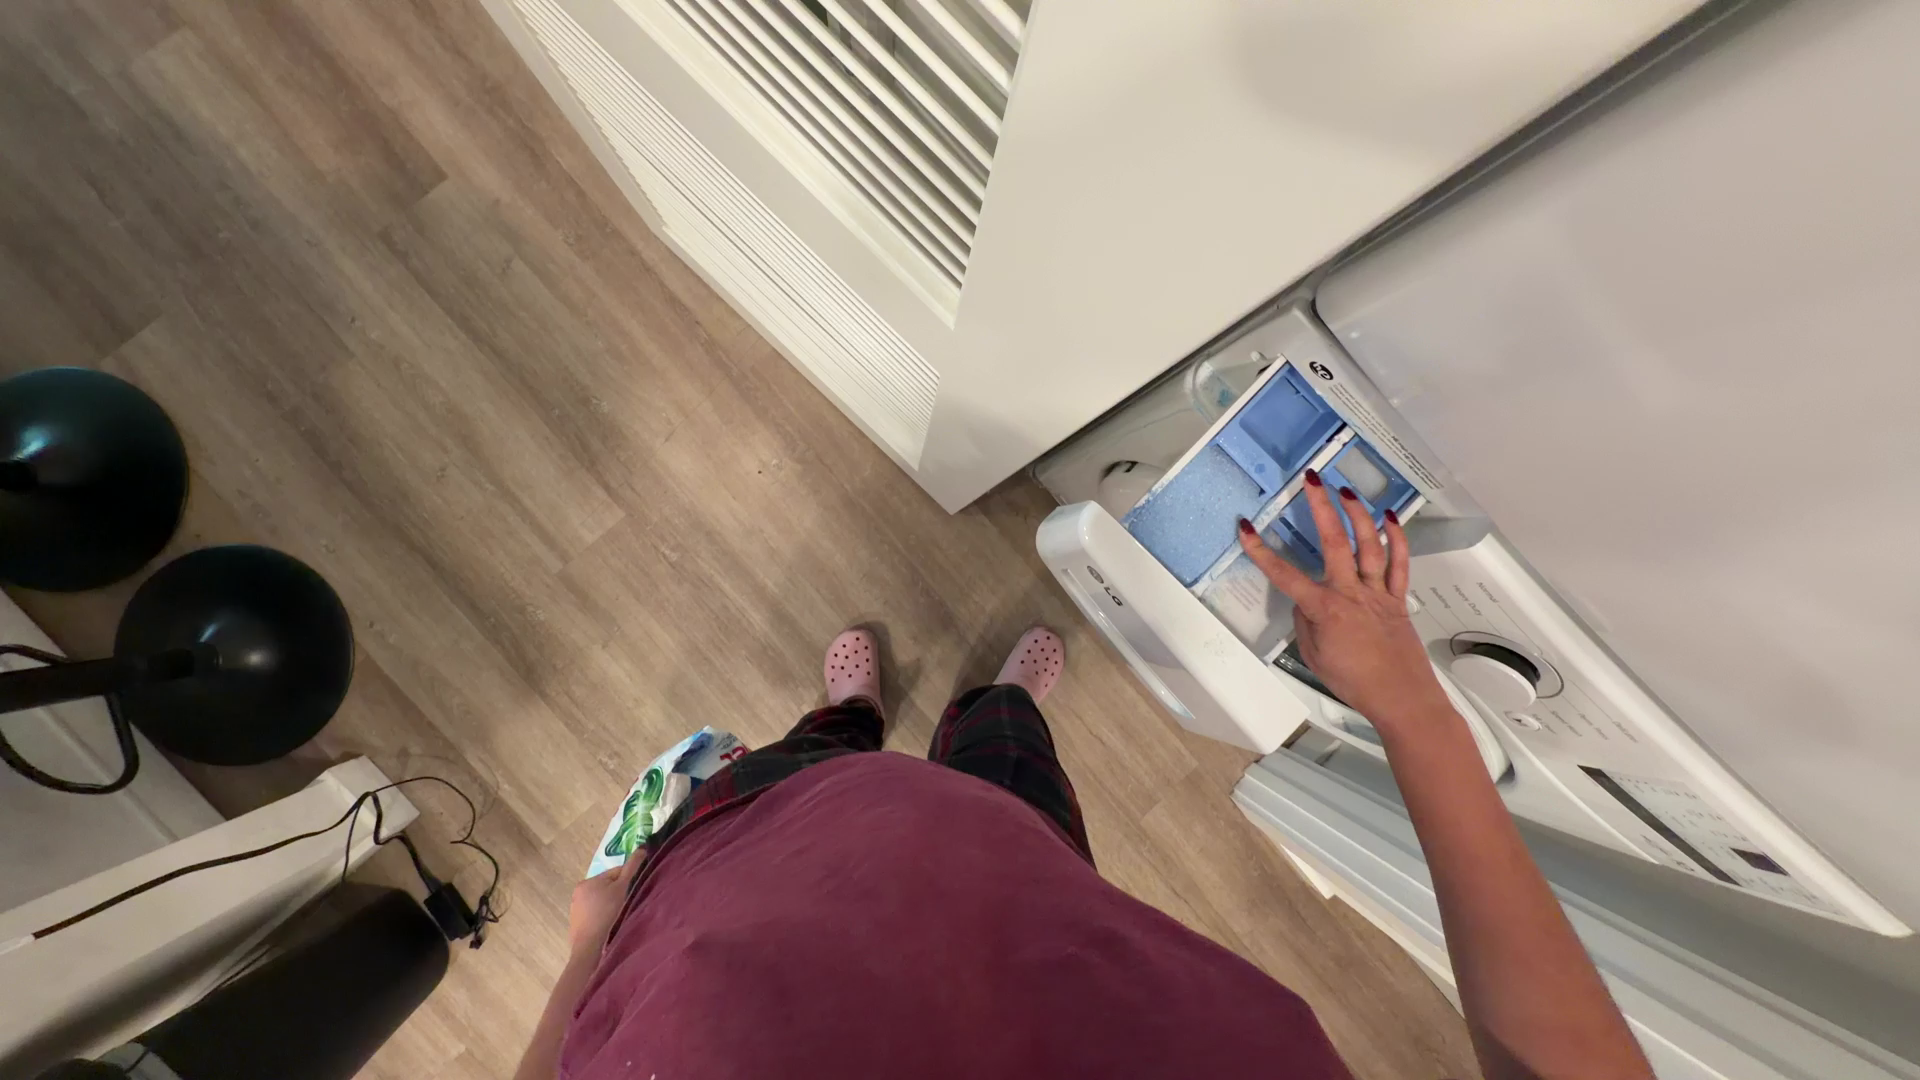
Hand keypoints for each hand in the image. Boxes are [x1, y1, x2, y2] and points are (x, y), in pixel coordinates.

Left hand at [568, 857, 636, 959]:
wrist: (589, 945)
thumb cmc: (606, 913)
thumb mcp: (622, 887)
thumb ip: (632, 867)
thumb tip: (642, 848)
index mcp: (588, 880)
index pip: (615, 872)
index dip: (626, 880)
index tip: (631, 891)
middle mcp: (579, 891)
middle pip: (607, 885)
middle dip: (617, 892)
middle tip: (625, 903)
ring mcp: (575, 907)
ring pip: (600, 898)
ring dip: (609, 903)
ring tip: (616, 914)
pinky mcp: (576, 921)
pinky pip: (594, 911)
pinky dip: (602, 914)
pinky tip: (607, 922)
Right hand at [1236, 472, 1450, 730]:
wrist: (1403, 698)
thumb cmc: (1354, 682)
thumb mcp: (1313, 655)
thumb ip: (1305, 623)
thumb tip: (1305, 601)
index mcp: (1325, 610)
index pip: (1285, 575)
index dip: (1261, 551)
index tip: (1246, 529)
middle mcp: (1352, 594)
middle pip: (1334, 542)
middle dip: (1320, 507)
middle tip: (1311, 480)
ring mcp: (1377, 593)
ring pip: (1369, 545)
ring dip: (1357, 514)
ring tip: (1345, 491)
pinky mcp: (1397, 598)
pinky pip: (1399, 563)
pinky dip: (1396, 538)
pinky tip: (1389, 518)